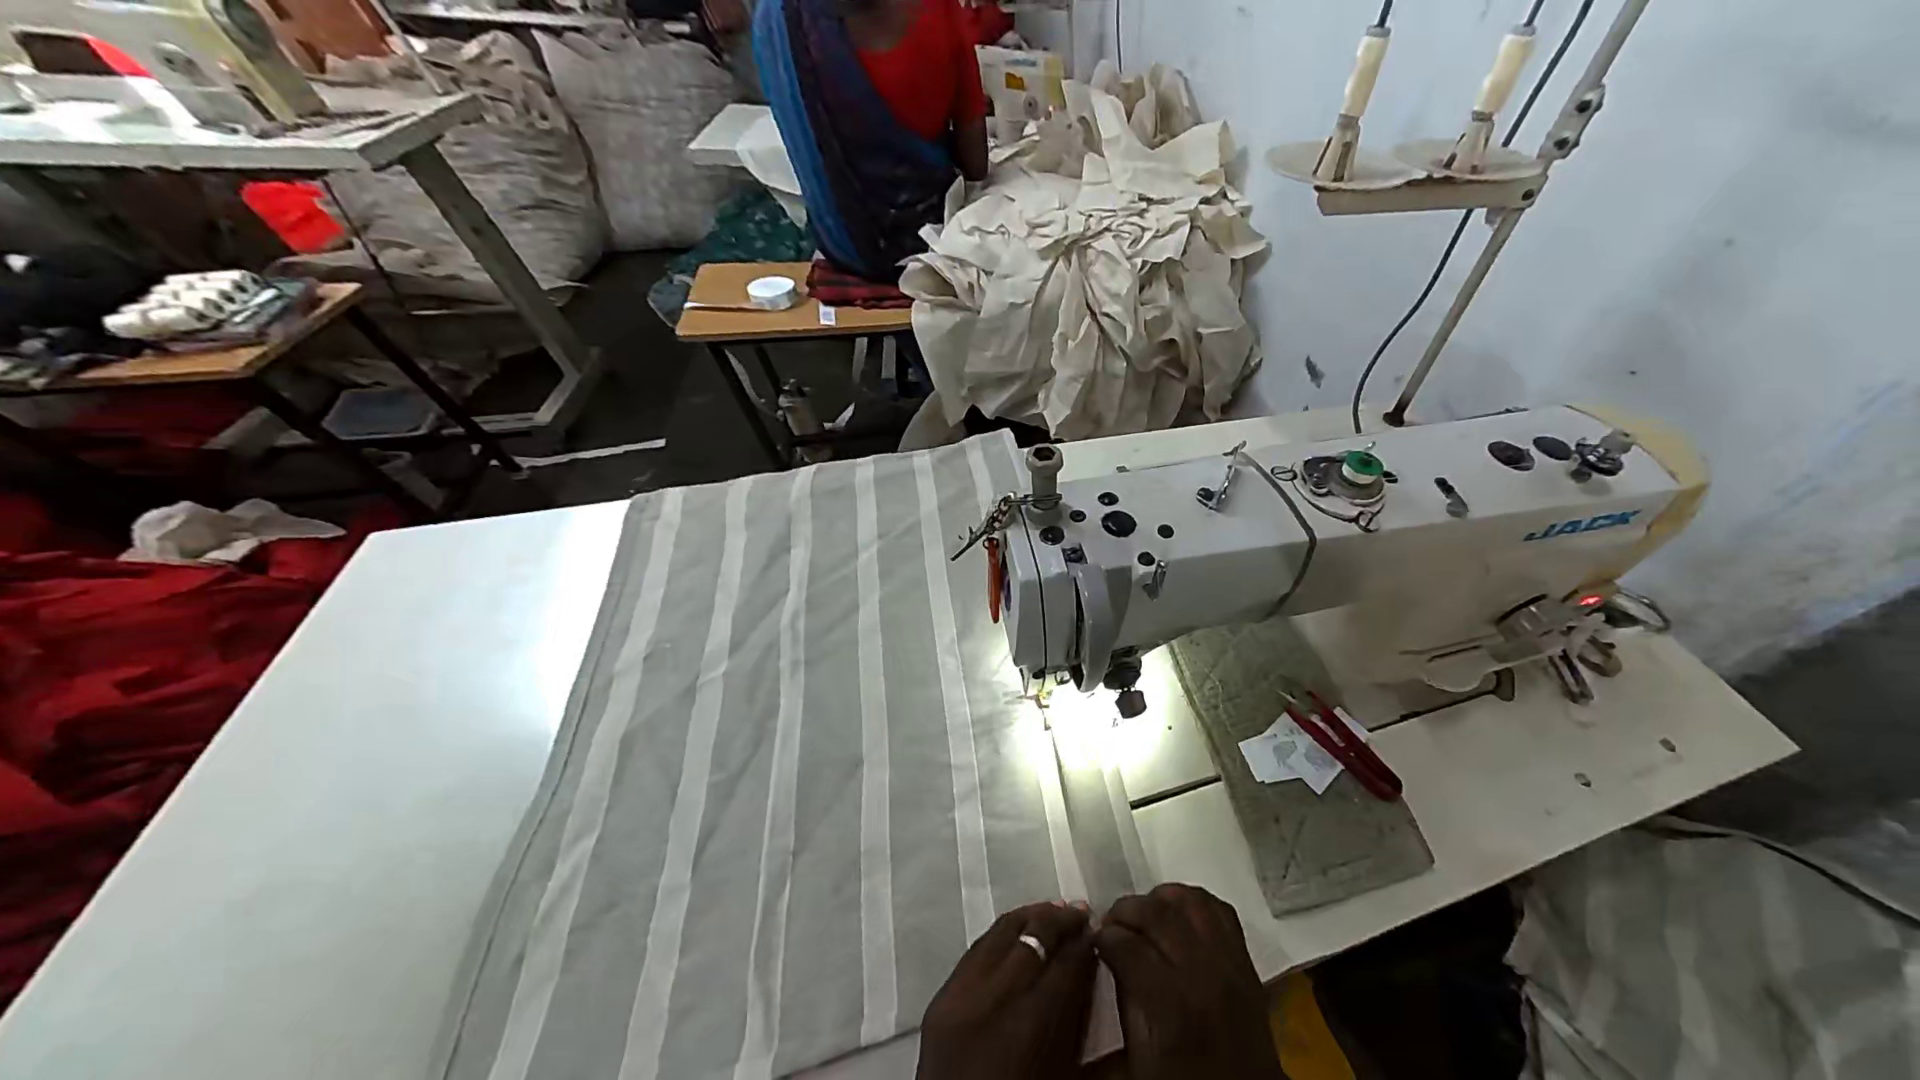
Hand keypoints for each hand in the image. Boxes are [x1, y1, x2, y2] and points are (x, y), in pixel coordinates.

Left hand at [916, 901, 1097, 1079]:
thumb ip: (1082, 1026)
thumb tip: (1099, 972)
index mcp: (1032, 1028)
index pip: (1067, 964)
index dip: (1087, 942)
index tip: (1101, 929)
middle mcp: (994, 1002)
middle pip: (1033, 939)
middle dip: (1061, 921)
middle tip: (1082, 912)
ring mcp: (960, 998)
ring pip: (1000, 935)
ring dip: (1030, 919)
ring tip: (1053, 911)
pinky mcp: (939, 1001)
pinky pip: (975, 950)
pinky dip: (999, 934)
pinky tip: (1017, 929)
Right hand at [1096, 884, 1283, 1079]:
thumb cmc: (1181, 1079)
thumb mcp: (1137, 1054)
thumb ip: (1120, 997)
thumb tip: (1101, 952)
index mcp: (1169, 1006)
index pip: (1127, 945)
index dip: (1103, 936)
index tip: (1095, 939)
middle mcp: (1202, 975)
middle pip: (1156, 914)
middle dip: (1125, 910)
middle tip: (1112, 924)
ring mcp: (1229, 963)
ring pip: (1188, 901)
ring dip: (1158, 900)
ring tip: (1144, 916)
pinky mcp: (1245, 960)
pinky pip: (1219, 910)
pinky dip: (1193, 904)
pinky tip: (1176, 917)